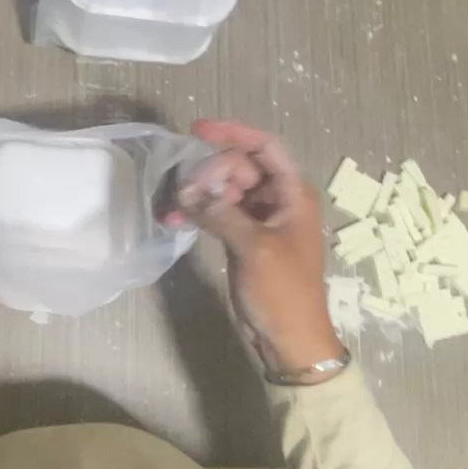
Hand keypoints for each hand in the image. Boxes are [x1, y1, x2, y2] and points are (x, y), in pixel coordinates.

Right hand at [169, 120, 344, 382]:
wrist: (290, 338)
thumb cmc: (283, 291)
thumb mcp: (255, 248)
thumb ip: (222, 214)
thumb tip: (188, 191)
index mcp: (293, 194)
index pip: (266, 147)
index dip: (234, 133)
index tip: (196, 130)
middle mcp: (278, 201)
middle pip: (240, 167)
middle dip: (210, 172)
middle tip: (186, 191)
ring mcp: (259, 220)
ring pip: (225, 190)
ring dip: (199, 194)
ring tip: (174, 207)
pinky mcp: (243, 239)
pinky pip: (218, 214)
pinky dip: (198, 214)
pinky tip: (174, 220)